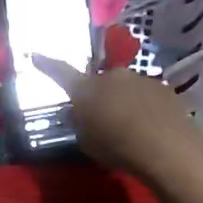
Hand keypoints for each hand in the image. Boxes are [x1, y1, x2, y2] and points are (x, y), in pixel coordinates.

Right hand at [30, 55, 202, 181]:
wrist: (167, 146)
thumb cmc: (118, 148)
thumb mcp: (87, 143)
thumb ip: (81, 124)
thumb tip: (81, 115)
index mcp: (86, 90)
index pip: (61, 73)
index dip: (47, 65)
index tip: (35, 54)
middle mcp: (111, 76)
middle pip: (99, 82)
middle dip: (99, 96)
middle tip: (103, 119)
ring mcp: (139, 78)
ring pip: (124, 88)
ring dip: (123, 102)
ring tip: (130, 128)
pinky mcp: (162, 87)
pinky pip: (145, 95)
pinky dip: (143, 107)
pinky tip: (150, 127)